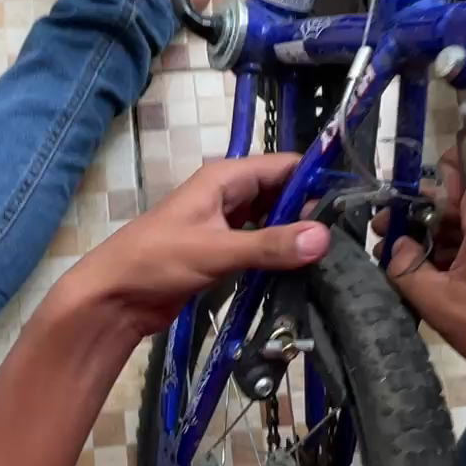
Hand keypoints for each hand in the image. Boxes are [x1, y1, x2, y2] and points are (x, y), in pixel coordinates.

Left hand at [51, 154, 330, 338]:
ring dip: (296, 237)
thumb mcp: (215, 250)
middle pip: (282, 195)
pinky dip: (279, 257)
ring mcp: (226, 226)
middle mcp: (228, 196)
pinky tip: (304, 274)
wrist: (113, 299)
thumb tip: (323, 237)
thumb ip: (269, 245)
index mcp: (225, 179)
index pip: (283, 167)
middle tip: (350, 239)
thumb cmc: (156, 261)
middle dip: (311, 212)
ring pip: (272, 223)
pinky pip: (260, 248)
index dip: (317, 179)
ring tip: (336, 257)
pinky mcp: (223, 255)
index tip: (352, 202)